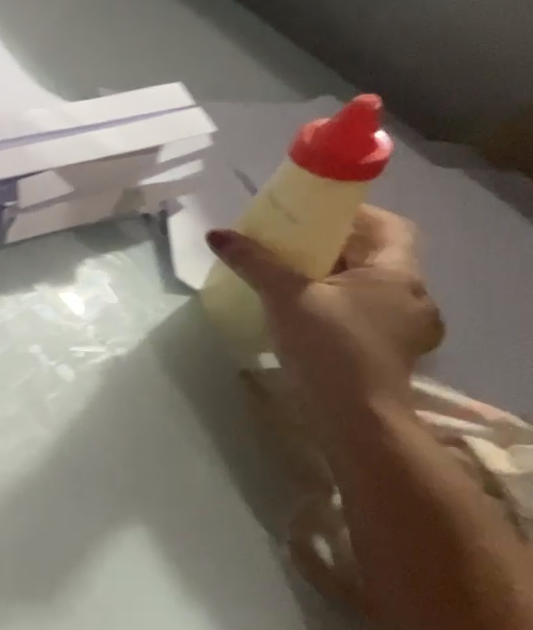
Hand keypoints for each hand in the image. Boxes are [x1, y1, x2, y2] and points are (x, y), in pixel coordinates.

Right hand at [207, 205, 443, 423]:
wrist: (354, 416)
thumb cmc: (329, 346)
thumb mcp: (284, 296)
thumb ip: (253, 261)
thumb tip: (217, 234)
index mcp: (398, 276)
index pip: (388, 226)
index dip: (352, 213)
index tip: (309, 214)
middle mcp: (411, 297)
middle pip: (373, 255)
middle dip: (330, 245)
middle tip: (285, 242)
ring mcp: (404, 327)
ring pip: (366, 285)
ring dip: (330, 275)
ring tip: (286, 276)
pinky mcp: (388, 350)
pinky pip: (362, 311)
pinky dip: (334, 302)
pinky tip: (303, 310)